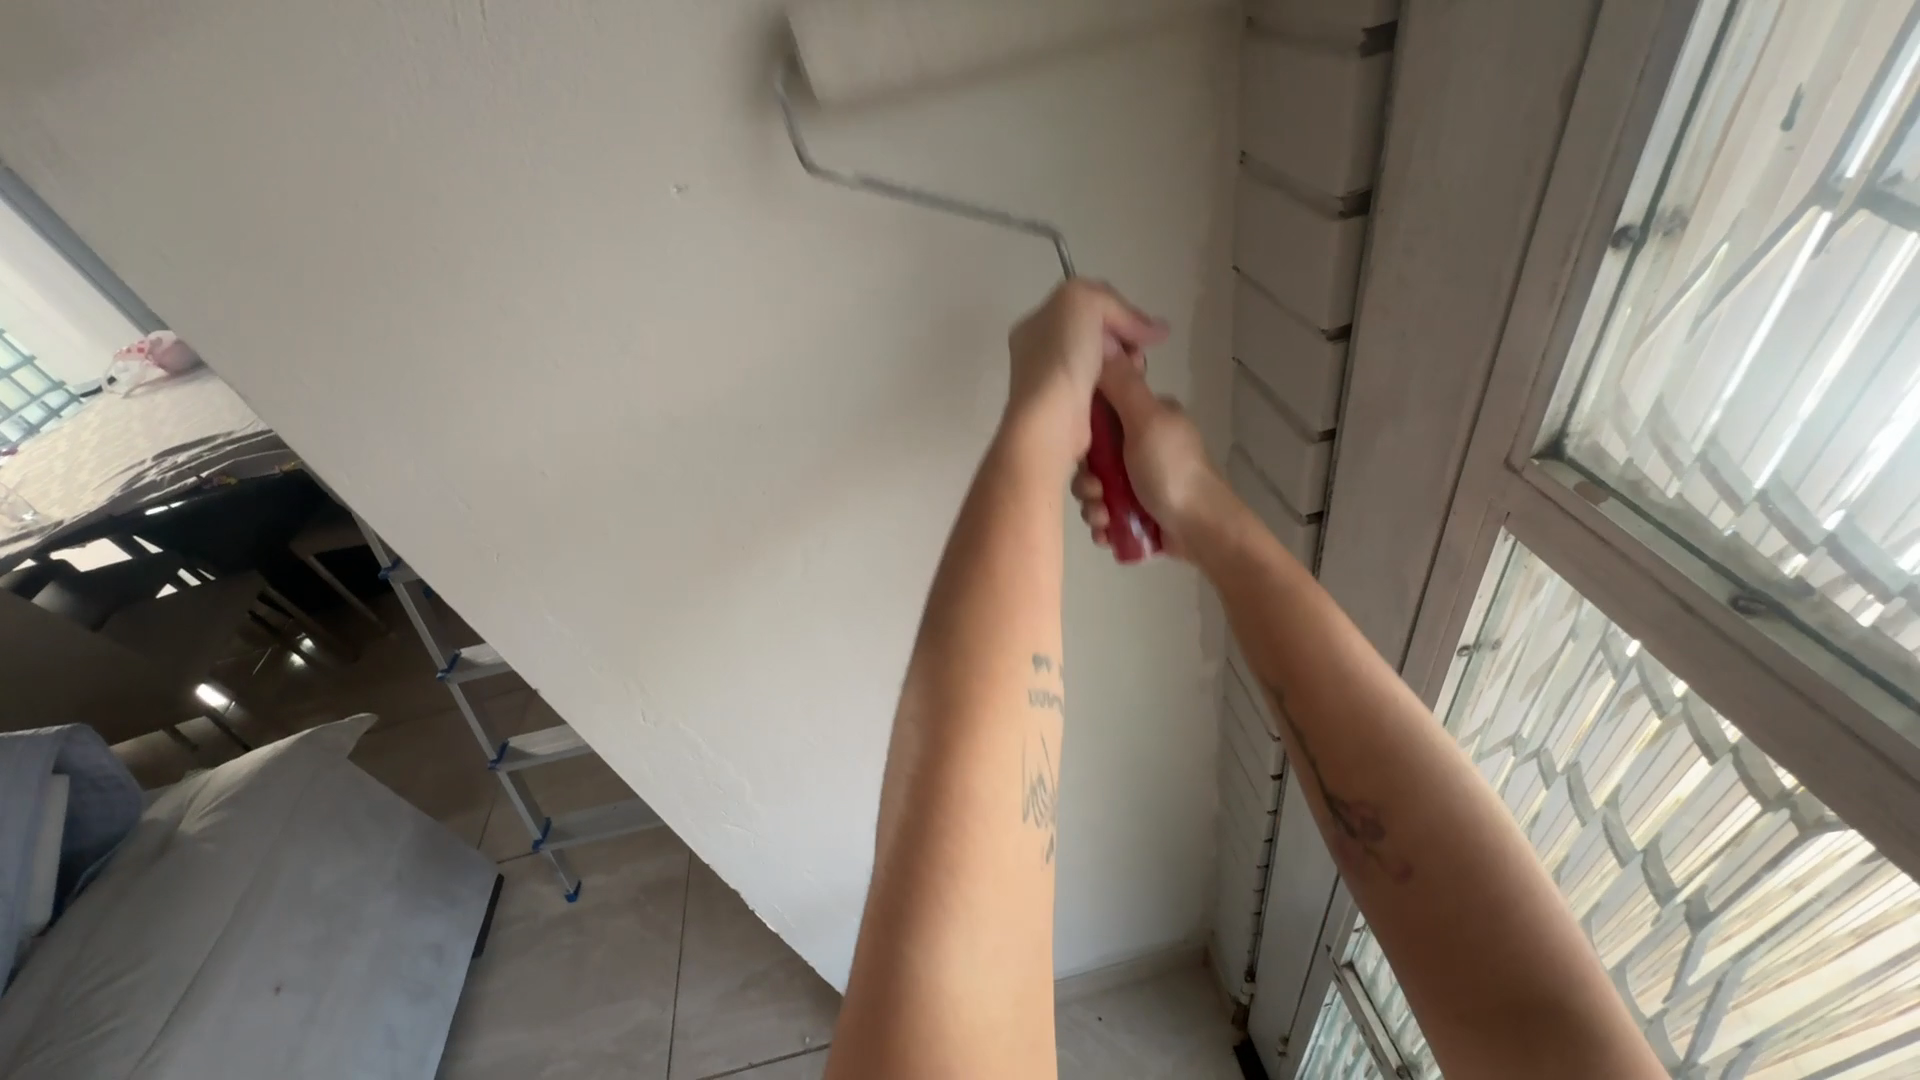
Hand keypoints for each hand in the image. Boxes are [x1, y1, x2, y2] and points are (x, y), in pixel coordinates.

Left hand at [1004, 280, 1168, 461]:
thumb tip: (1152, 328)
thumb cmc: (1061, 355)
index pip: (1085, 305)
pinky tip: (1128, 389)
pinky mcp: (1071, 411)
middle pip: (1097, 334)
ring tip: (1136, 370)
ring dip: (1126, 363)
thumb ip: (1113, 303)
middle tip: (1138, 350)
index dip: (1119, 310)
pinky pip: (1104, 389)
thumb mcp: (1082, 301)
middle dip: (1125, 338)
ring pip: (1104, 363)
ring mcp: (1055, 383)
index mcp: (1037, 323)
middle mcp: (1042, 352)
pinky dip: (1120, 386)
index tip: (1144, 327)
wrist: (1052, 419)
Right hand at [1072, 357, 1233, 561]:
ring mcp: (1141, 481)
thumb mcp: (1147, 420)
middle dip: (1087, 479)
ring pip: (1096, 488)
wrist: (1201, 531)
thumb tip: (1102, 339)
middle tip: (1095, 492)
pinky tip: (1107, 532)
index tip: (1082, 453)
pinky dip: (1103, 524)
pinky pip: (1106, 514)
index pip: (1099, 415)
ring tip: (1103, 518)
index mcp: (1147, 418)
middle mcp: (1143, 446)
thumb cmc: (1173, 471)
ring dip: (1092, 506)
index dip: (1083, 435)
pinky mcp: (1139, 512)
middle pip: (1093, 457)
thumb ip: (1122, 385)